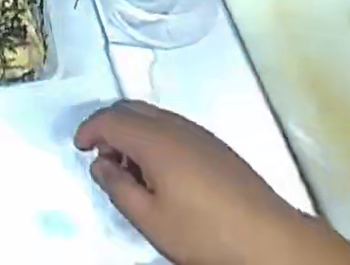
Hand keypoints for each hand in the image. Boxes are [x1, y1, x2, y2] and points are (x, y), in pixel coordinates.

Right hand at [75, 100, 349, 264]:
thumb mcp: (152, 220)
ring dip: (131, 131)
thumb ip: (118, 188)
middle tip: (100, 155)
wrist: (271, 240)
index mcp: (153, 138)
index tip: (78, 146)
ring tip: (128, 167)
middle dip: (108, 125)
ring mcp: (195, 130)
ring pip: (150, 115)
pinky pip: (169, 124)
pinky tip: (158, 169)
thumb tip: (100, 164)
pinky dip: (151, 135)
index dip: (89, 129)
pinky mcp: (212, 143)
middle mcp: (172, 124)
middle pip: (129, 108)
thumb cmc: (205, 233)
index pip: (110, 119)